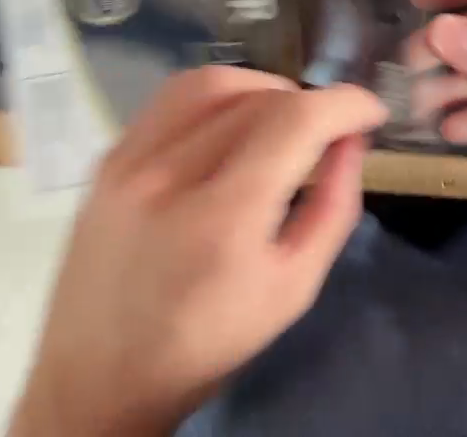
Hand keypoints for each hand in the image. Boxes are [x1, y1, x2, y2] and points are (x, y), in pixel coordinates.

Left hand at [10, 67, 386, 436]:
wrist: (95, 384)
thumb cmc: (208, 343)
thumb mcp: (295, 287)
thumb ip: (334, 205)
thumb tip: (352, 140)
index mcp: (223, 219)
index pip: (296, 119)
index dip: (346, 103)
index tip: (371, 114)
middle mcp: (170, 177)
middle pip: (263, 97)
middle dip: (313, 104)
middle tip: (331, 134)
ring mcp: (129, 163)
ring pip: (216, 82)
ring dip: (267, 89)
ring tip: (283, 119)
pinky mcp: (108, 160)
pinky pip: (174, 96)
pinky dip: (220, 96)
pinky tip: (233, 123)